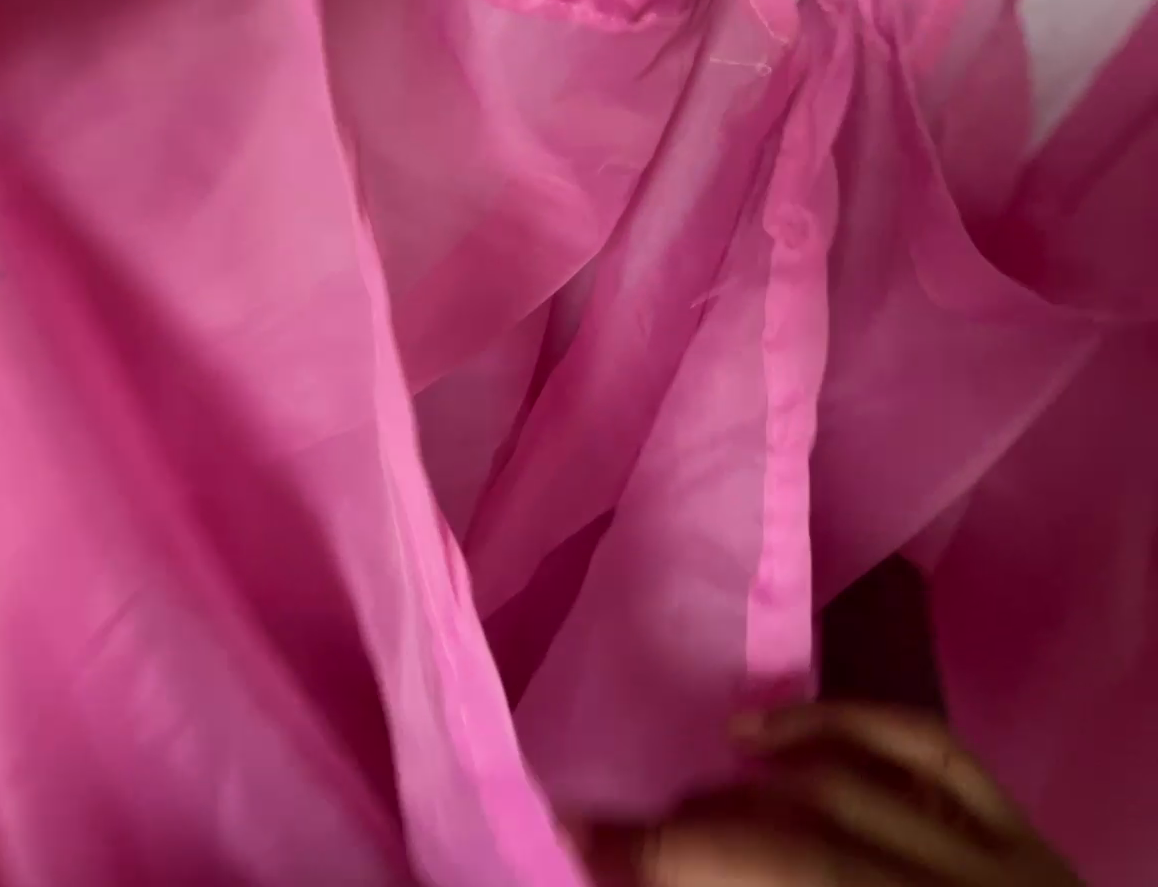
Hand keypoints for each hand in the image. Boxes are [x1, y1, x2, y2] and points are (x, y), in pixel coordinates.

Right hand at [573, 704, 1085, 885]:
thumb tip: (625, 866)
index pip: (770, 871)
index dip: (658, 855)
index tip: (574, 834)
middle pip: (796, 836)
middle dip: (689, 828)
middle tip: (627, 827)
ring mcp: (1006, 859)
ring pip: (840, 782)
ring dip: (749, 783)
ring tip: (696, 794)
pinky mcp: (1021, 831)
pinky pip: (921, 744)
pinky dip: (837, 723)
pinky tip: (768, 730)